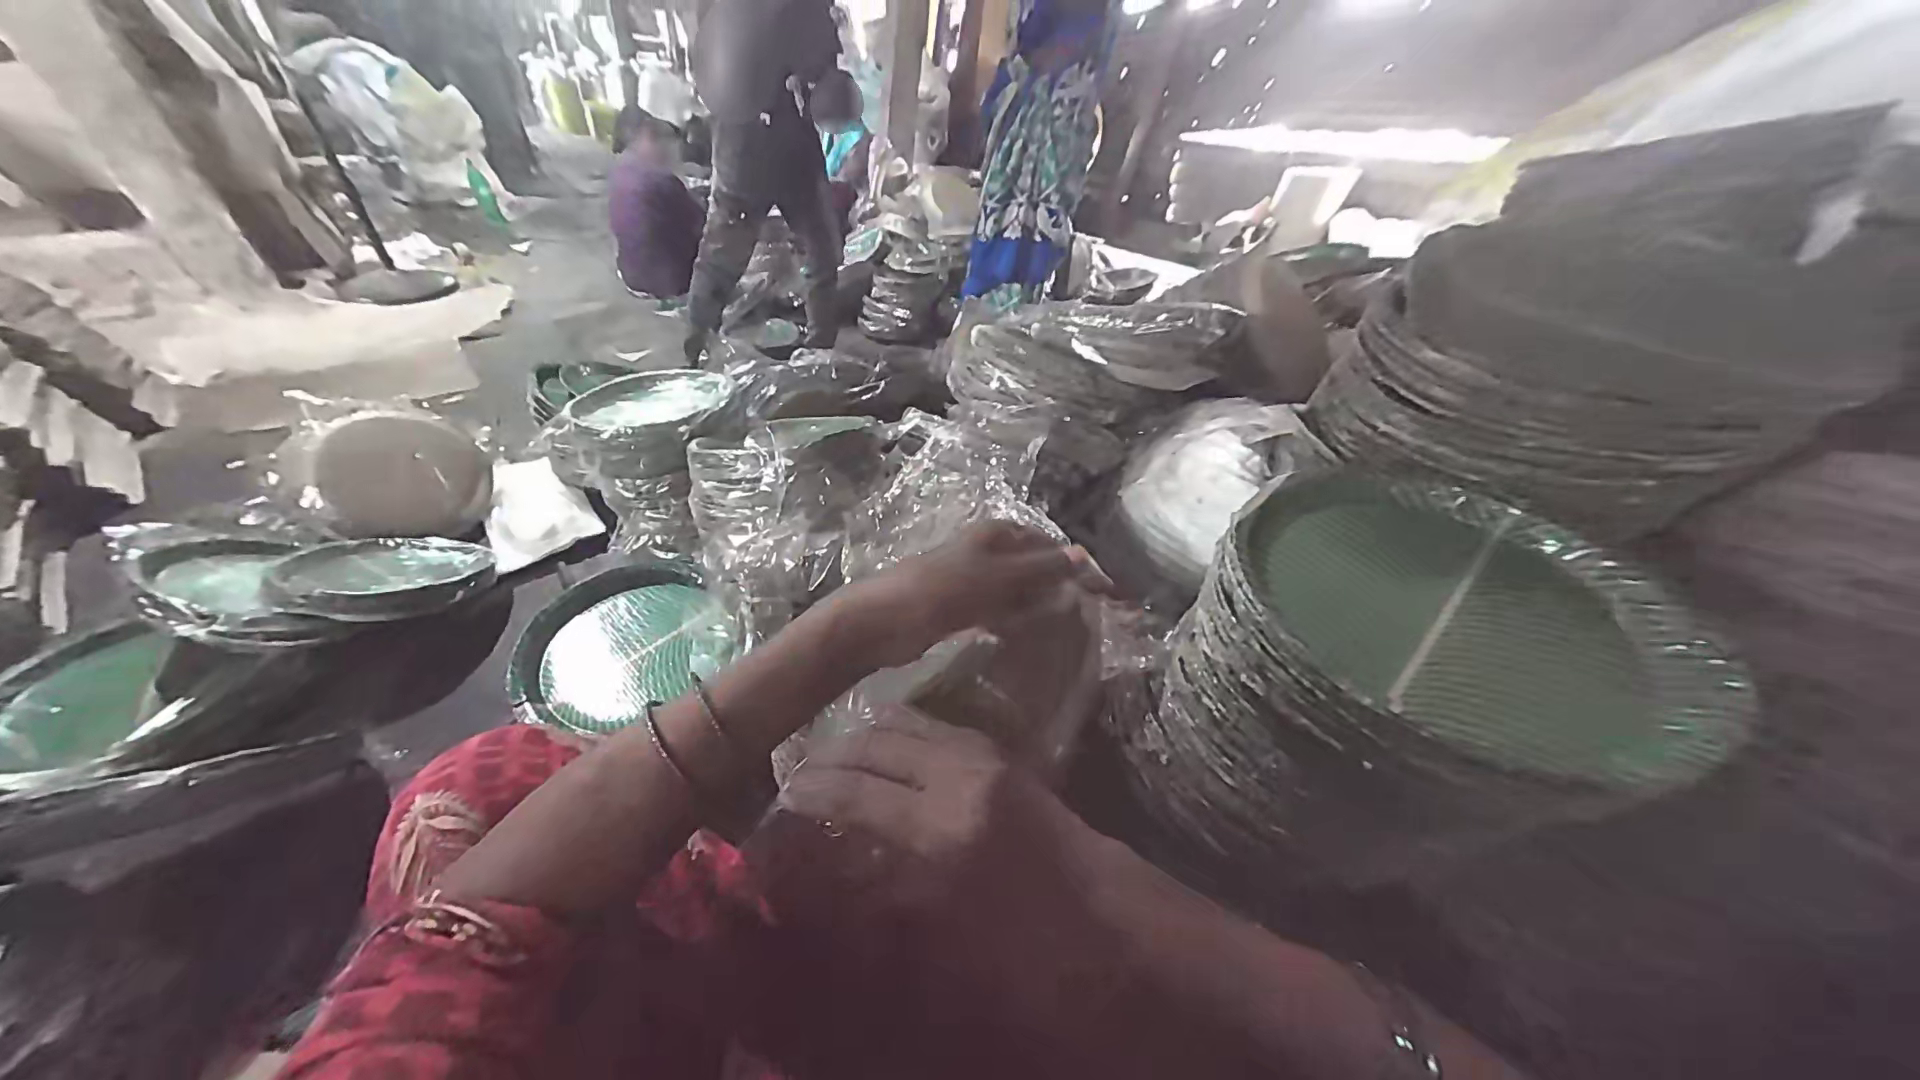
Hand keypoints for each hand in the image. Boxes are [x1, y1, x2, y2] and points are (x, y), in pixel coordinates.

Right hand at [751, 709, 1127, 1073]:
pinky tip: (879, 766)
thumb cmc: (1037, 982)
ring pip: (891, 724)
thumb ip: (863, 918)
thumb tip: (803, 891)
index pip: (831, 798)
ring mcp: (983, 757)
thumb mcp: (936, 972)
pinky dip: (890, 738)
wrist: (1134, 946)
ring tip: (825, 781)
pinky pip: (929, 726)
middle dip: (810, 772)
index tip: (757, 840)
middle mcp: (956, 779)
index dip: (783, 816)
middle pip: (857, 747)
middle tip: (785, 806)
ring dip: (849, 748)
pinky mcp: (1003, 753)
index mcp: (937, 841)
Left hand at [818, 521, 1113, 672]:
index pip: (1051, 545)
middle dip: (1063, 585)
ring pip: (1020, 588)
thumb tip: (1084, 555)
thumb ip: (1041, 567)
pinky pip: (1000, 608)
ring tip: (1069, 626)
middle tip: (1092, 614)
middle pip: (1036, 565)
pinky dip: (1016, 617)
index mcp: (999, 533)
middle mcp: (989, 548)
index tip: (1108, 593)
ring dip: (1041, 603)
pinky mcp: (962, 603)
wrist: (883, 621)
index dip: (1079, 566)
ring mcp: (974, 576)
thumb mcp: (998, 576)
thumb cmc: (943, 590)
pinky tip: (1028, 633)